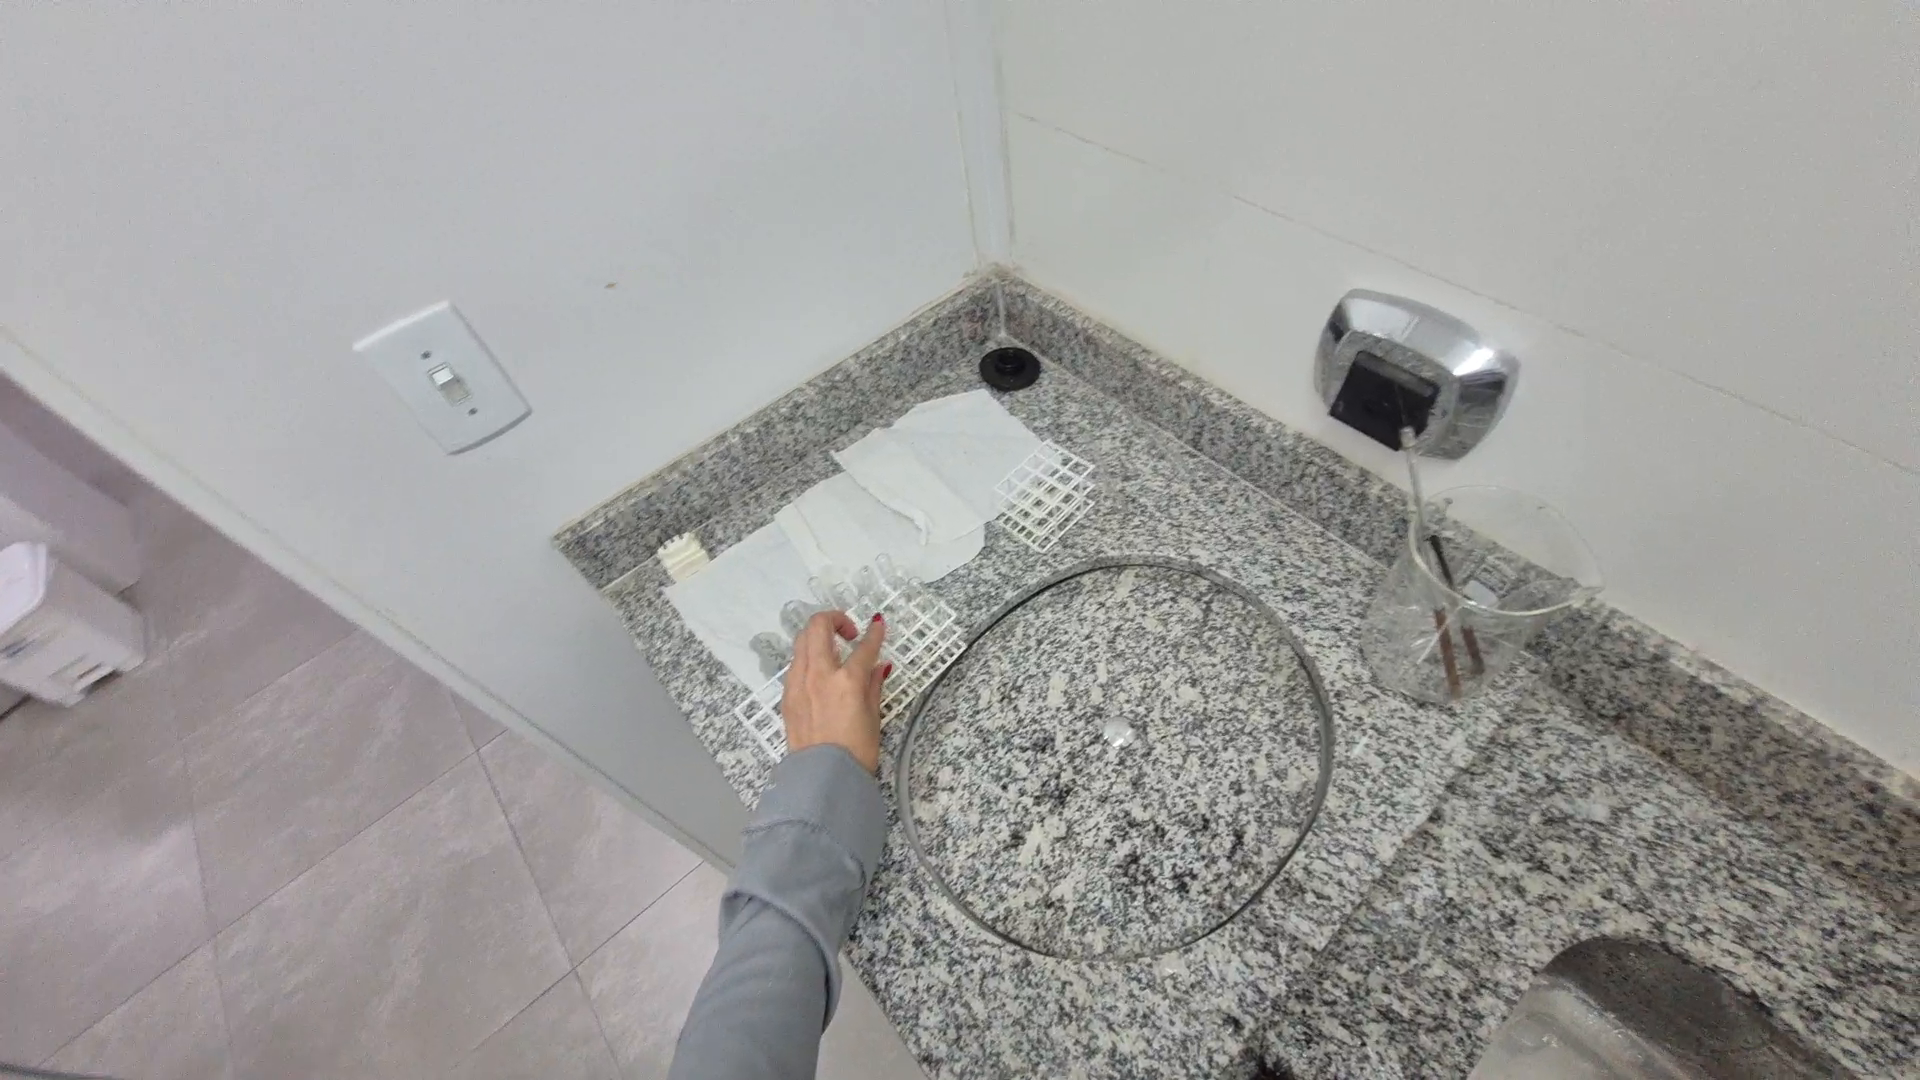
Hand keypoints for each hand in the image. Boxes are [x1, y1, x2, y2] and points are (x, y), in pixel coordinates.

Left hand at [781, 610, 890, 773]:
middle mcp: (819, 674)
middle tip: (849, 633)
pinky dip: (809, 658)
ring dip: (818, 637)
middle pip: (818, 627)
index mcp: (847, 680)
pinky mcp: (787, 696)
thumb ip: (874, 685)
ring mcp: (798, 683)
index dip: (874, 633)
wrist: (822, 780)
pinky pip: (796, 665)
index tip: (877, 625)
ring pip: (802, 641)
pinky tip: (820, 674)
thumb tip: (878, 667)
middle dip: (835, 619)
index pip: (864, 647)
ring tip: (833, 651)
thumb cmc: (856, 752)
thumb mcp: (873, 716)